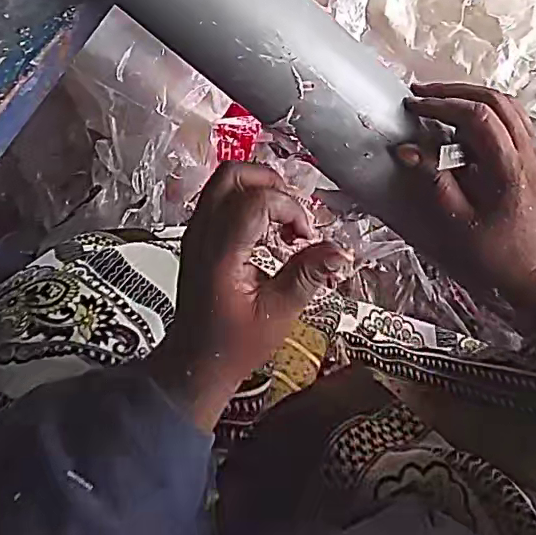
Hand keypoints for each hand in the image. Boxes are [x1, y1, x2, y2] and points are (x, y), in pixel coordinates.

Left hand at [143, 162, 350, 431]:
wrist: (195, 360)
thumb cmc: (233, 344)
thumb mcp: (278, 315)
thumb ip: (306, 276)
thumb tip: (340, 251)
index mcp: (221, 252)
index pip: (255, 201)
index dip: (289, 208)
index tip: (306, 235)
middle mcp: (202, 231)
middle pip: (233, 174)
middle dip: (271, 182)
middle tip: (295, 212)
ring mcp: (196, 229)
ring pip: (224, 180)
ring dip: (260, 188)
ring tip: (285, 220)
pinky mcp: (197, 232)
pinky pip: (220, 196)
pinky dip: (247, 199)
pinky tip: (267, 230)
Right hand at [395, 84, 535, 327]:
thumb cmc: (502, 255)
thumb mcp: (460, 222)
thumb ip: (435, 180)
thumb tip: (406, 150)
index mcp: (511, 169)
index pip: (478, 116)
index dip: (442, 105)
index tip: (413, 107)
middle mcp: (528, 155)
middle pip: (496, 100)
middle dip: (455, 91)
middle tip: (421, 94)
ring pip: (508, 106)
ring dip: (470, 97)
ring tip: (438, 101)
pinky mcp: (534, 161)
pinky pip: (512, 121)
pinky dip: (483, 111)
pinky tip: (460, 124)